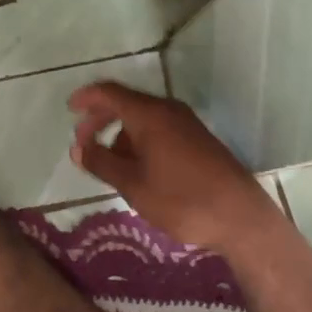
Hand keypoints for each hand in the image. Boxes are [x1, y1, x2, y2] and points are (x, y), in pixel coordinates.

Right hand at [69, 82, 279, 252]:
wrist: (242, 218)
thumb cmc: (182, 200)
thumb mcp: (134, 185)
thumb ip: (102, 163)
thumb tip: (77, 147)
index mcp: (149, 114)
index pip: (109, 92)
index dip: (86, 98)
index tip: (69, 110)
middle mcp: (168, 110)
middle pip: (126, 103)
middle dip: (101, 119)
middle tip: (84, 142)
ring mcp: (186, 124)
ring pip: (144, 118)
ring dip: (121, 133)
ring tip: (111, 165)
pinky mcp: (198, 139)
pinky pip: (159, 128)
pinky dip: (140, 139)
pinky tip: (139, 168)